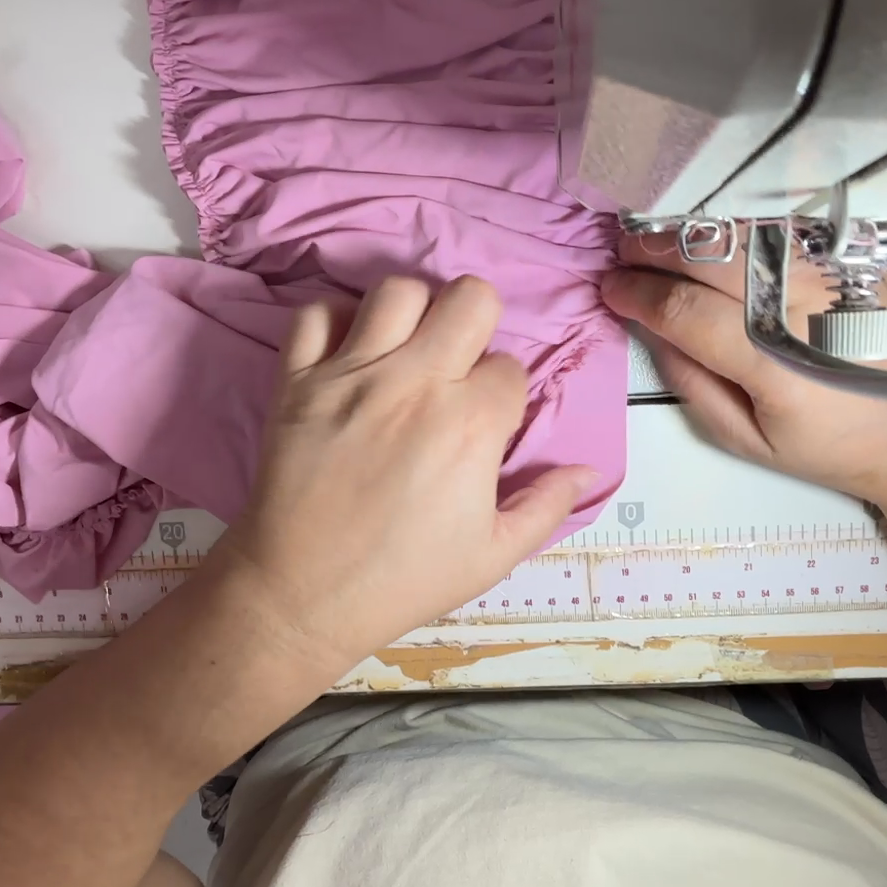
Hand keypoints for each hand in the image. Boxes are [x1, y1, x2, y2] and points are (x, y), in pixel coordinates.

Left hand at [210, 276, 597, 669]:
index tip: (487, 422)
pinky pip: (315, 313)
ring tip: (407, 351)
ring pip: (397, 291)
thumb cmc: (404, 580)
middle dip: (478, 324)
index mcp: (471, 424)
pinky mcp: (296, 380)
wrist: (302, 595)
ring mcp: (351, 375)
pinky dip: (335, 322)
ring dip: (414, 313)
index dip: (506, 393)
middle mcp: (415, 382)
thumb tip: (590, 470)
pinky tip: (349, 354)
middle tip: (459, 364)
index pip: (511, 367)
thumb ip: (547, 506)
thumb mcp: (494, 557)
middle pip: (469, 298)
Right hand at [600, 228, 886, 516]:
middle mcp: (811, 304)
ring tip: (665, 237)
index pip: (683, 310)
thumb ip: (693, 384)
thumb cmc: (838, 449)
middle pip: (712, 255)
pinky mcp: (873, 251)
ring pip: (750, 228)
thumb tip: (653, 330)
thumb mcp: (751, 442)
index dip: (636, 294)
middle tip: (624, 249)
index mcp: (777, 362)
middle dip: (655, 247)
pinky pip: (795, 224)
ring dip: (696, 228)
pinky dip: (748, 225)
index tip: (609, 288)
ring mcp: (847, 269)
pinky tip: (725, 234)